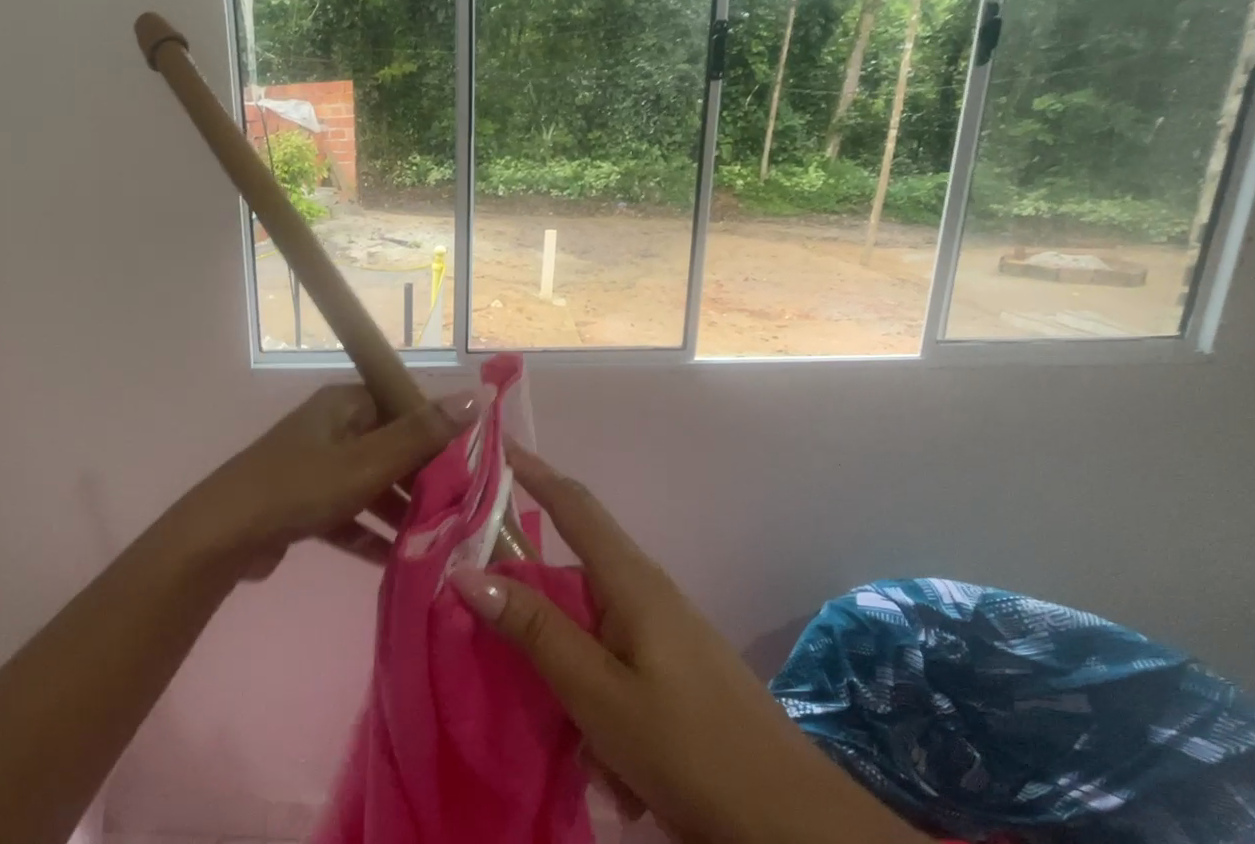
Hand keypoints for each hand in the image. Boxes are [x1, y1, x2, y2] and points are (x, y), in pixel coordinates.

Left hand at [178, 385, 485, 577]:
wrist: (225, 534)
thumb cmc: (299, 487)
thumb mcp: (367, 461)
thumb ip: (422, 434)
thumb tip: (479, 394)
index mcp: (345, 405)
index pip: (405, 408)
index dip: (442, 432)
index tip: (478, 463)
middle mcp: (333, 429)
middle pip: (392, 450)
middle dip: (427, 479)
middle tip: (468, 510)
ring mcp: (316, 468)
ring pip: (373, 487)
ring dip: (403, 513)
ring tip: (444, 541)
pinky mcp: (305, 505)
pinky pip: (350, 516)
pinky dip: (372, 535)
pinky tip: (402, 562)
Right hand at [448, 446, 927, 843]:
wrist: (788, 820)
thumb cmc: (687, 746)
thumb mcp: (595, 691)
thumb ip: (533, 630)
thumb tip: (466, 572)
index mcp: (632, 584)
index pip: (576, 507)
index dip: (534, 472)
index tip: (495, 447)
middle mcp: (648, 596)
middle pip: (571, 563)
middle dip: (522, 575)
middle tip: (466, 586)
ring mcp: (663, 634)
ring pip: (585, 616)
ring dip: (551, 645)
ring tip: (521, 683)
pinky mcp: (670, 669)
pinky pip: (607, 653)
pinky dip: (581, 679)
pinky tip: (579, 736)